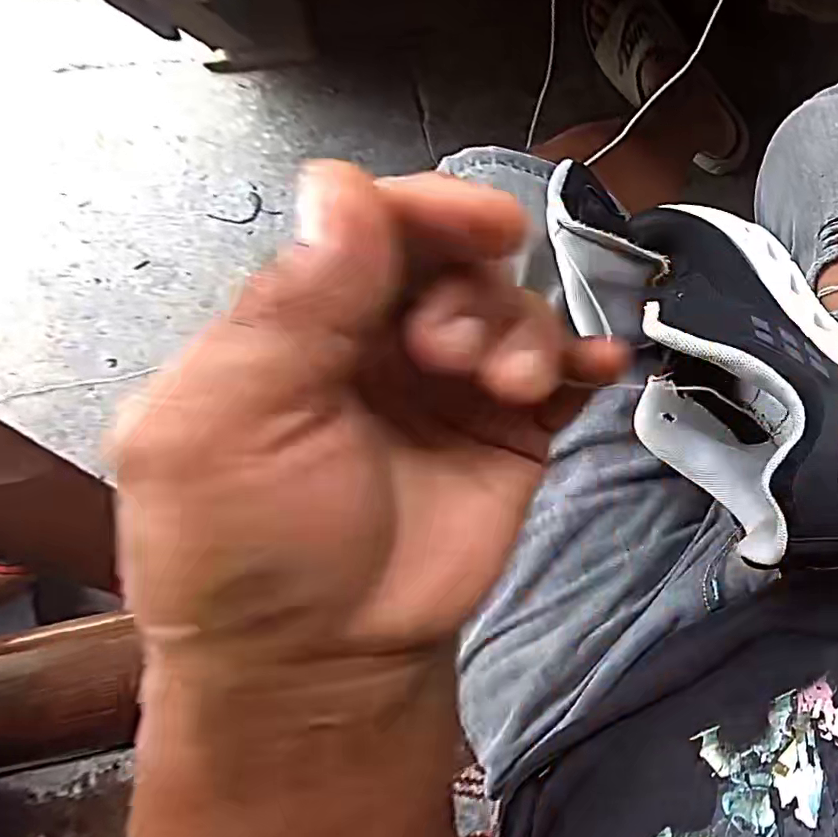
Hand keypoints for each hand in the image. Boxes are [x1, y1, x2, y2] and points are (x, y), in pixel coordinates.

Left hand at [111, 161, 627, 676]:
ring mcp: (466, 385)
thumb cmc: (254, 540)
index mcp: (307, 324)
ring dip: (529, 337)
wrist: (337, 647)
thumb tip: (348, 188)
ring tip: (509, 390)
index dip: (430, 212)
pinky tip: (606, 364)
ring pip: (523, 316)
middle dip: (474, 297)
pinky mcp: (524, 426)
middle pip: (462, 269)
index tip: (489, 225)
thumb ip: (294, 306)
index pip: (374, 233)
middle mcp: (393, 341)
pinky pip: (570, 375)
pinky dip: (592, 360)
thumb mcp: (231, 420)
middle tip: (452, 358)